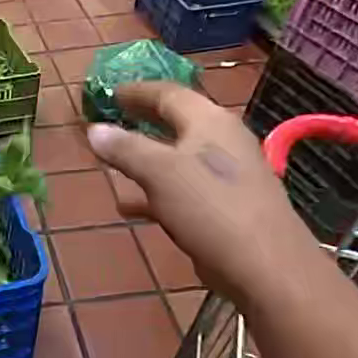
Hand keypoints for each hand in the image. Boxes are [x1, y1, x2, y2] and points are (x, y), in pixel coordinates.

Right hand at [85, 82, 317, 304]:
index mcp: (210, 122)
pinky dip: (154, 191)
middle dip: (142, 120)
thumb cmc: (211, 209)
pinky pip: (180, 189)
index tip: (109, 92)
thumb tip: (94, 130)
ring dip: (145, 157)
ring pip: (176, 157)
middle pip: (176, 122)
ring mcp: (225, 176)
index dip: (138, 91)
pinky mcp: (222, 207)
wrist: (264, 266)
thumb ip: (126, 149)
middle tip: (112, 118)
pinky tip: (128, 206)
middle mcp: (221, 141)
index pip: (170, 93)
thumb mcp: (161, 173)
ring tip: (113, 160)